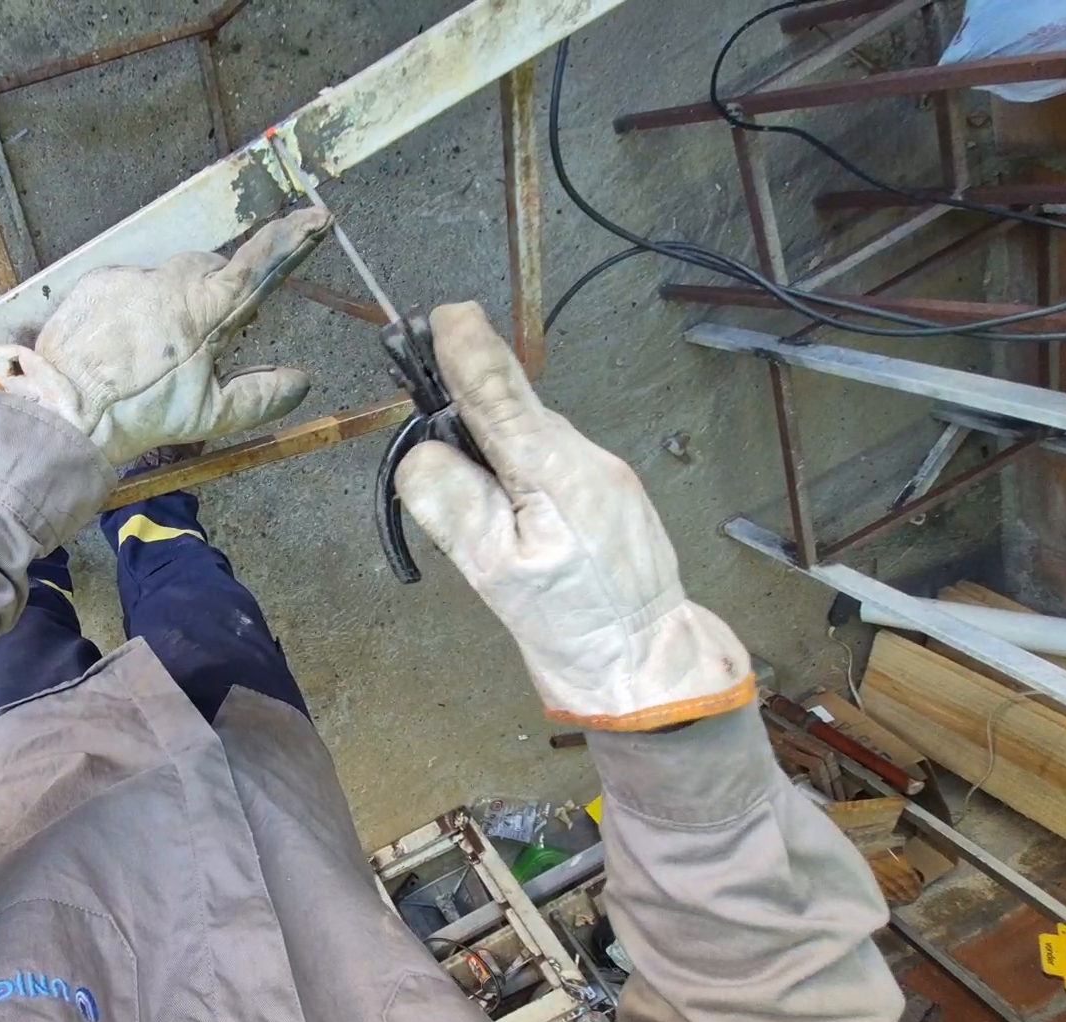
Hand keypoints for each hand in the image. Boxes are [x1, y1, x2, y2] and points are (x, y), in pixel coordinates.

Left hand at [0, 208, 331, 464]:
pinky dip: (135, 307)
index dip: (292, 240)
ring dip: (173, 303)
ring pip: (168, 278)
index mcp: (204, 310)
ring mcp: (131, 277)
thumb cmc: (138, 415)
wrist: (66, 411)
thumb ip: (260, 397)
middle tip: (209, 336)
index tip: (317, 217)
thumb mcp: (208, 416)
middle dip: (217, 292)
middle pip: (210, 270)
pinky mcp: (99, 281)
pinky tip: (124, 344)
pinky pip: (129, 285)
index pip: (258, 266)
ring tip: (157, 350)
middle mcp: (169, 282)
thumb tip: (301, 380)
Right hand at [393, 303, 753, 731]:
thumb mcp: (493, 572)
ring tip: (461, 485)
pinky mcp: (604, 488)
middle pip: (510, 408)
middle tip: (422, 408)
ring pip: (525, 434)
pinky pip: (541, 456)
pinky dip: (508, 462)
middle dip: (465, 398)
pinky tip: (500, 501)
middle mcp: (584, 456)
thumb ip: (453, 505)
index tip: (445, 315)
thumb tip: (419, 454)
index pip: (500, 395)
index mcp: (555, 473)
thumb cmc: (567, 625)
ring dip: (485, 438)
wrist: (645, 663)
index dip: (468, 352)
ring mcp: (600, 470)